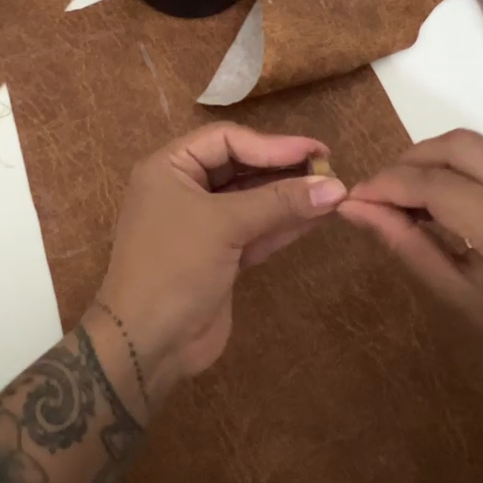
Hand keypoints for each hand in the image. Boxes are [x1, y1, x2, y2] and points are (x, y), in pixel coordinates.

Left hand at [91, 122, 346, 407]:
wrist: (147, 343)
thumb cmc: (175, 266)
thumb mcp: (224, 225)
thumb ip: (279, 202)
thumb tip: (335, 186)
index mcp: (169, 167)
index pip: (226, 140)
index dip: (272, 143)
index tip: (317, 150)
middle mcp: (183, 188)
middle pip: (240, 167)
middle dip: (282, 169)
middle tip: (329, 169)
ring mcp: (201, 224)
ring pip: (250, 200)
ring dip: (288, 198)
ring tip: (333, 192)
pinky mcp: (218, 256)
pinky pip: (254, 230)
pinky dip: (282, 224)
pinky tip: (316, 218)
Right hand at [337, 129, 482, 402]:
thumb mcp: (458, 304)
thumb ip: (405, 246)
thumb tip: (351, 206)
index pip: (440, 186)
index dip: (388, 185)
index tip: (355, 198)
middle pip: (461, 146)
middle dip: (410, 161)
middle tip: (382, 194)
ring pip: (481, 147)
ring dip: (435, 162)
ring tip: (410, 198)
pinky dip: (464, 171)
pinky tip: (447, 201)